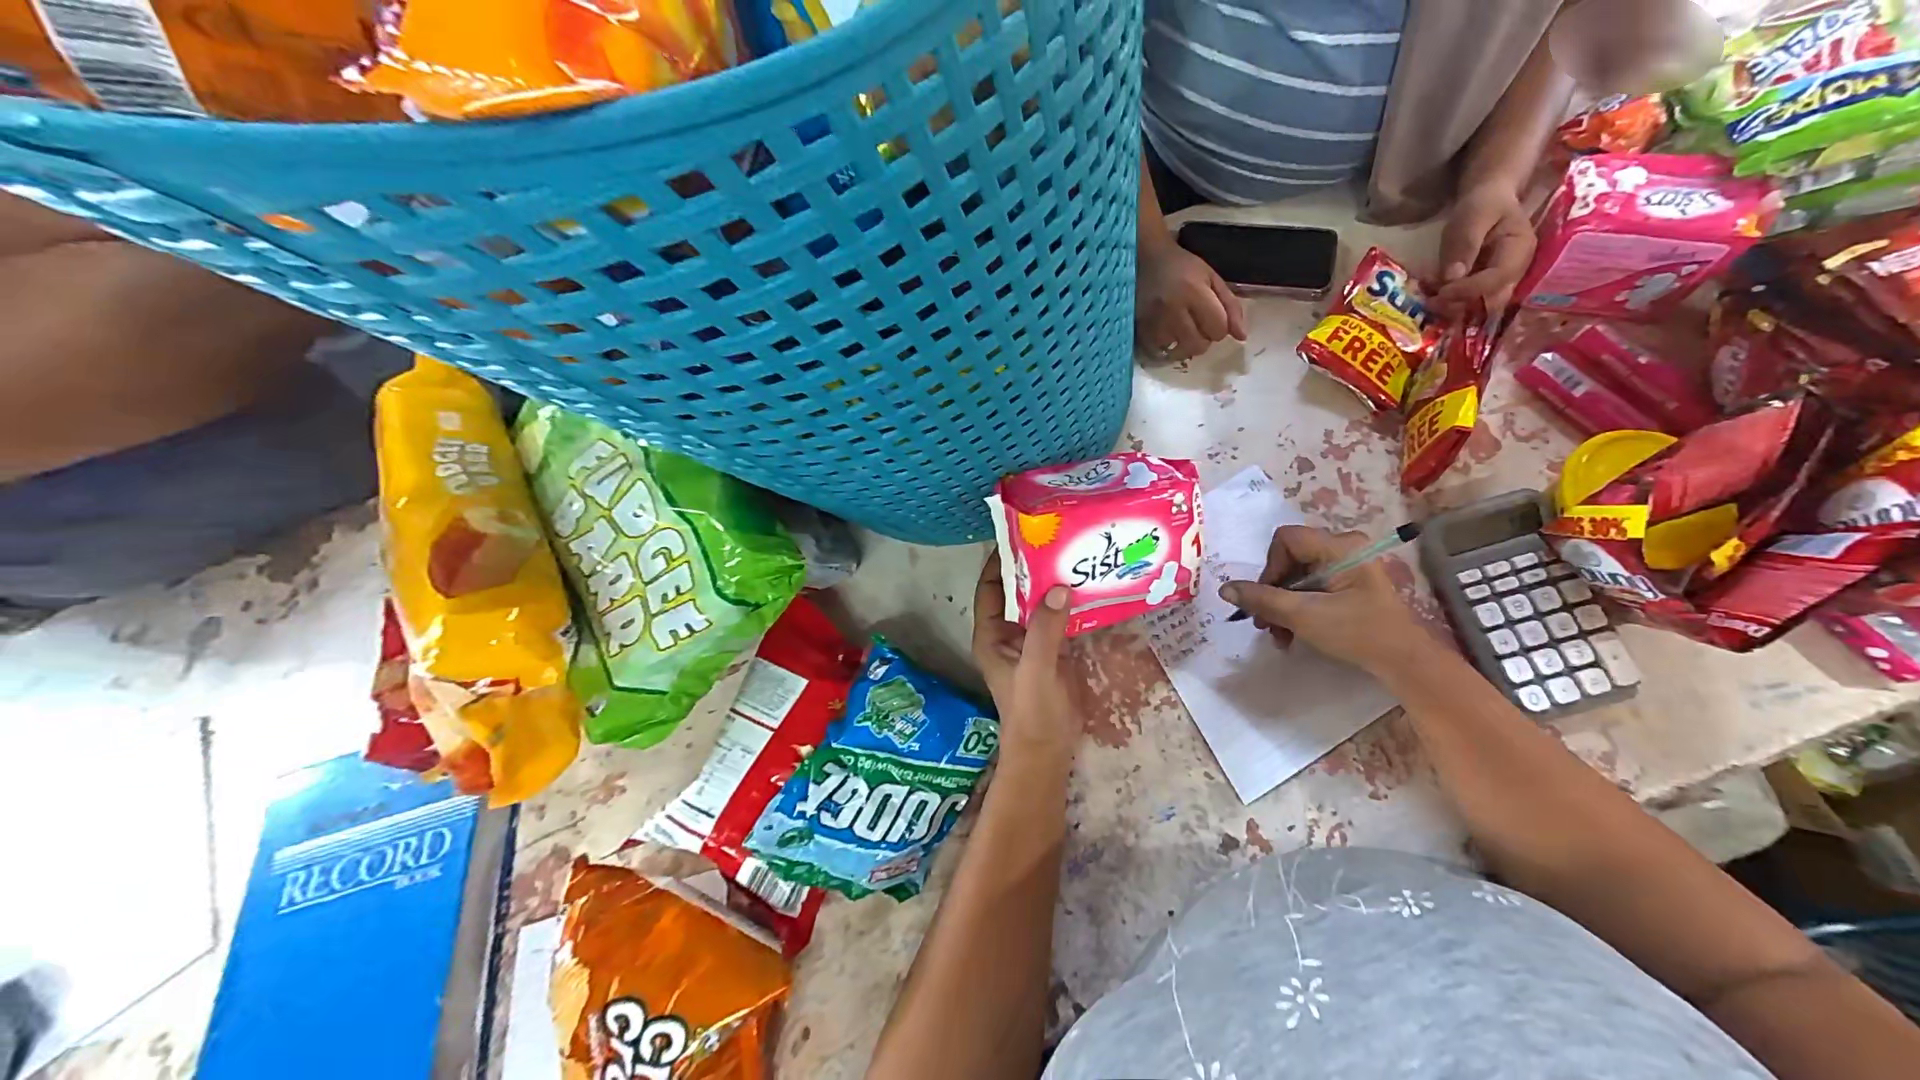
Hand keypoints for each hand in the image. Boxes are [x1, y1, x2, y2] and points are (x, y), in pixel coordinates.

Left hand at [971, 553, 1086, 765]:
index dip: (1000, 562)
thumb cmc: (1032, 711)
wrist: (1048, 749)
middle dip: (1033, 568)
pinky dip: (1071, 605)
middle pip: (1017, 591)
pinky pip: (1060, 619)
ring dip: (1054, 584)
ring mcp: (1032, 641)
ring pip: (1040, 604)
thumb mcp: (1036, 668)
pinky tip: (1090, 587)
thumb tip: (1059, 587)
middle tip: (1057, 539)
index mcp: (992, 634)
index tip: (1020, 535)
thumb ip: (1045, 629)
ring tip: (1076, 555)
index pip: (990, 588)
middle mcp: (1009, 632)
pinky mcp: (1054, 650)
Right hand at [1136, 233, 1247, 361]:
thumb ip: (1230, 306)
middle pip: (1199, 345)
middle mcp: (1174, 311)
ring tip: (1181, 327)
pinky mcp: (1141, 332)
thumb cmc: (1182, 267)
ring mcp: (1155, 324)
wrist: (1145, 260)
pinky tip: (1166, 332)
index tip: (1212, 315)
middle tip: (1197, 323)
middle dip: (1203, 337)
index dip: (1220, 326)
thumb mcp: (1212, 278)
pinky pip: (1161, 352)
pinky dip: (1167, 346)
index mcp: (1195, 293)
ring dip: (1185, 343)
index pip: (1218, 329)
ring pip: (1180, 351)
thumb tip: (1241, 336)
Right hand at [1219, 525, 1437, 675]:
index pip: (1286, 540)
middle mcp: (1344, 548)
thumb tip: (1225, 589)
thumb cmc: (1357, 632)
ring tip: (1276, 634)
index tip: (1267, 598)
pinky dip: (1296, 608)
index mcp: (1340, 546)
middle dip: (1272, 592)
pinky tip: (1290, 633)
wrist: (1403, 662)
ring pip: (1297, 576)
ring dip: (1280, 605)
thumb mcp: (1303, 616)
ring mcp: (1348, 567)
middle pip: (1289, 559)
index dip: (1270, 567)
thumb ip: (1262, 599)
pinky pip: (1311, 587)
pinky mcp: (1348, 585)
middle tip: (1263, 622)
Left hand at [1435, 182, 1535, 315]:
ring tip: (1428, 301)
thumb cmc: (1483, 205)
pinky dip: (1449, 303)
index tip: (1441, 292)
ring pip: (1479, 305)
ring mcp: (1499, 280)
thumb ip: (1465, 244)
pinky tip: (1430, 298)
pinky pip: (1468, 301)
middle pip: (1491, 299)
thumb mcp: (1473, 216)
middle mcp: (1514, 270)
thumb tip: (1452, 276)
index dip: (1469, 290)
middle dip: (1461, 305)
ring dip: (1452, 308)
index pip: (1498, 278)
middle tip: (1431, 302)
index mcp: (1519, 250)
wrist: (1486, 201)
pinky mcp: (1482, 285)